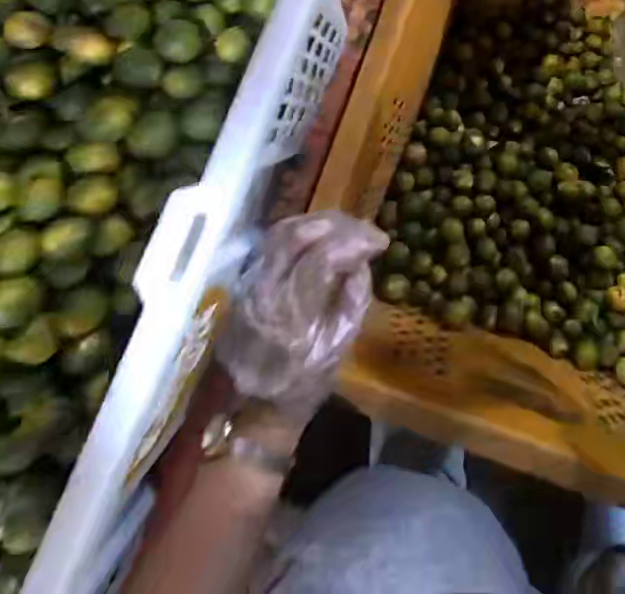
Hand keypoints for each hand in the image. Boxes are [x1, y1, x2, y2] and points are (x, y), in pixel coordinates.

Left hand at [215, 211, 388, 422]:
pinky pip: (272, 240)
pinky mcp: (244, 278)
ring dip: (318, 222)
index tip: (380, 242)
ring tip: (346, 227)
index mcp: (292, 314)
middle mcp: (266, 290)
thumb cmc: (301, 382)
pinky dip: (299, 229)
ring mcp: (250, 282)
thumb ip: (353, 300)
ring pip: (282, 231)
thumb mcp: (338, 347)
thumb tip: (361, 261)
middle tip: (365, 230)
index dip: (355, 241)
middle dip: (339, 225)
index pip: (322, 258)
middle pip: (298, 235)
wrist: (246, 403)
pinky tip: (319, 233)